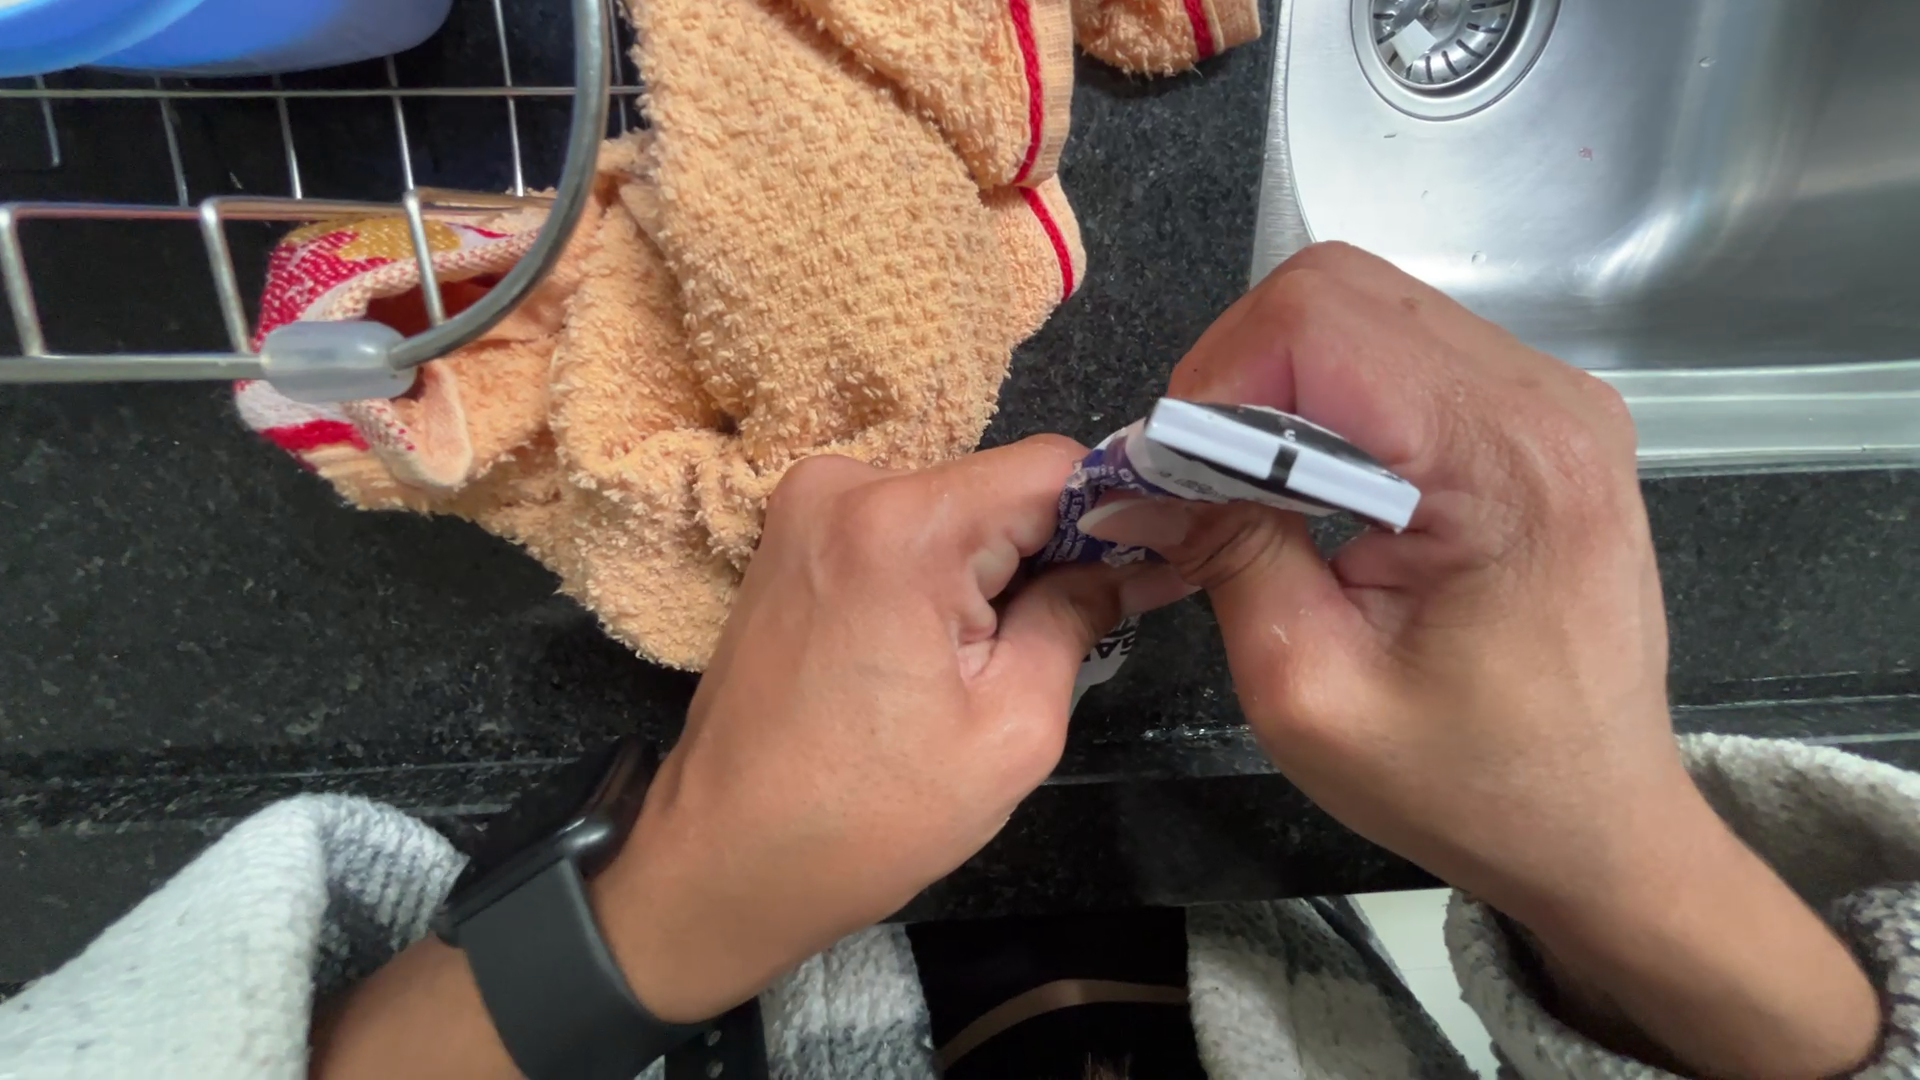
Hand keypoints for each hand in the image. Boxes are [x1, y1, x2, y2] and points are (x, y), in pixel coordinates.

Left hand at [594, 437, 1185, 1022]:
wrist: (722, 858)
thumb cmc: (870, 813)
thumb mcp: (1013, 726)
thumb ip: (1080, 617)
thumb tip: (1131, 562)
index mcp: (905, 522)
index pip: (1052, 466)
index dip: (1114, 510)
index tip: (1147, 561)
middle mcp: (846, 483)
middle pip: (998, 485)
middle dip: (1052, 545)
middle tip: (1082, 623)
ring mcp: (807, 504)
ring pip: (952, 505)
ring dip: (995, 562)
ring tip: (997, 648)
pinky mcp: (791, 535)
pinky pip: (901, 524)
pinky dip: (941, 565)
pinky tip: (941, 635)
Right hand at [1082, 243, 1877, 1078]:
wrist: (1590, 822)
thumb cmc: (1454, 776)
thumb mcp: (1305, 688)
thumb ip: (1225, 556)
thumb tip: (1141, 485)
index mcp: (1497, 462)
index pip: (1315, 322)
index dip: (1213, 379)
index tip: (1172, 472)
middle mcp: (1537, 397)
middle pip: (1331, 289)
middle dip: (1229, 372)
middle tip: (1196, 470)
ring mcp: (1542, 395)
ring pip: (1353, 306)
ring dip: (1266, 382)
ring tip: (1240, 478)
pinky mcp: (1524, 413)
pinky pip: (1385, 348)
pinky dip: (1309, 394)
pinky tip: (1300, 476)